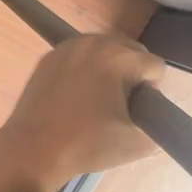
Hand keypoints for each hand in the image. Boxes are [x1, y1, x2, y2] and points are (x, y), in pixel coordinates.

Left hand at [0, 34, 165, 191]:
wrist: (33, 149)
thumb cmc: (86, 144)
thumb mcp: (137, 143)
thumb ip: (159, 128)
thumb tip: (154, 119)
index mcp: (119, 57)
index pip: (155, 65)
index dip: (153, 89)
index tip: (138, 109)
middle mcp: (94, 42)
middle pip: (130, 49)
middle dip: (132, 73)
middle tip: (121, 103)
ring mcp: (67, 46)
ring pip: (102, 49)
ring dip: (108, 67)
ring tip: (99, 98)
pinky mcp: (48, 56)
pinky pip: (78, 55)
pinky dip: (83, 68)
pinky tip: (75, 94)